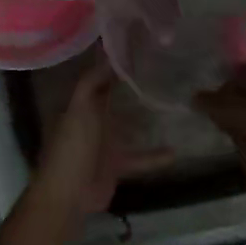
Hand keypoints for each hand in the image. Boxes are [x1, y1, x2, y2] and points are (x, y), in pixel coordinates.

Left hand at [34, 61, 165, 218]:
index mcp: (81, 104)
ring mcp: (105, 143)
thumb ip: (91, 82)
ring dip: (145, 120)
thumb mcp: (80, 107)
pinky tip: (175, 152)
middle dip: (132, 89)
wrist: (70, 193)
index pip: (99, 79)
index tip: (138, 52)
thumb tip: (108, 55)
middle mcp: (93, 120)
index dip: (114, 66)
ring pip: (128, 126)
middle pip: (114, 100)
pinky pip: (139, 157)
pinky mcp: (116, 165)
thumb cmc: (73, 145)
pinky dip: (155, 156)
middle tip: (161, 75)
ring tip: (171, 108)